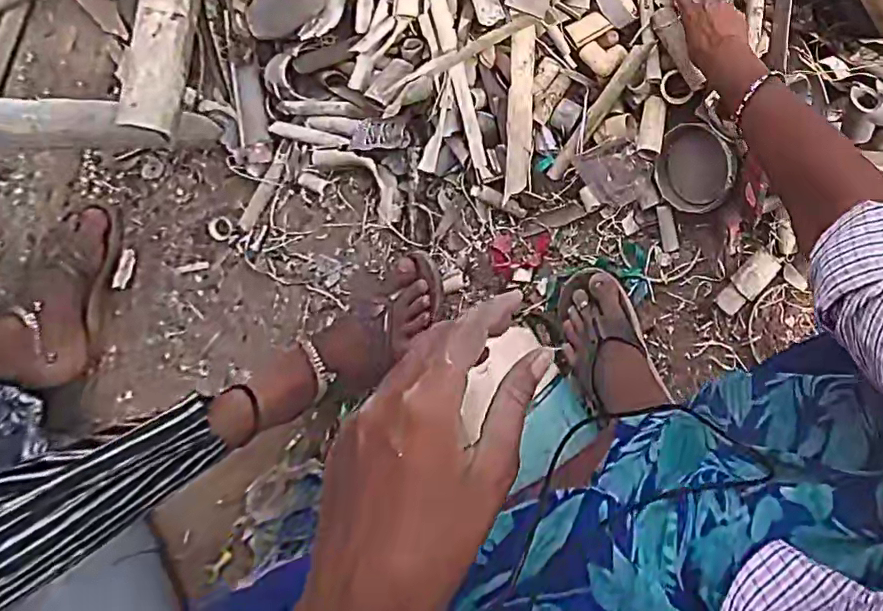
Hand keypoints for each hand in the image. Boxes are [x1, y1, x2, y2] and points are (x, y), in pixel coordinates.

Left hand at [298, 291, 549, 610]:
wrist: (357, 608)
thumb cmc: (435, 547)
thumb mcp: (490, 474)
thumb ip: (514, 405)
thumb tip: (538, 359)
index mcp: (426, 404)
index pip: (464, 333)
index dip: (493, 310)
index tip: (515, 302)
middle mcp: (386, 400)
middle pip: (433, 338)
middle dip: (471, 324)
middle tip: (503, 326)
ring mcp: (359, 419)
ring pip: (408, 360)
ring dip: (445, 348)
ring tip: (478, 355)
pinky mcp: (344, 440)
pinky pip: (387, 389)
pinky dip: (418, 376)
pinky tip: (437, 395)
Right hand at [671, 0, 766, 104]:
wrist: (728, 57)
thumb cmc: (707, 54)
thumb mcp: (689, 43)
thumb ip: (690, 29)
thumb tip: (691, 34)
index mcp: (691, 11)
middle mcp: (708, 5)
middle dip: (705, 3)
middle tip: (704, 15)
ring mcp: (725, 8)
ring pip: (721, 3)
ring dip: (720, 11)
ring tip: (719, 27)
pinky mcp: (739, 15)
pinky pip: (735, 12)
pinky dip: (733, 19)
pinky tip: (731, 31)